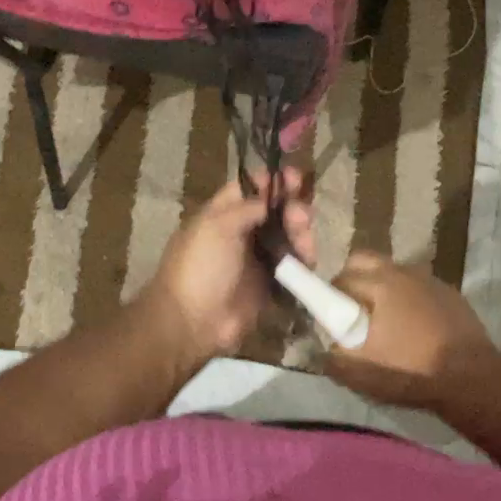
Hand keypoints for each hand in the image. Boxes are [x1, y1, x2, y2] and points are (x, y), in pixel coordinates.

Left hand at [142, 169, 316, 358]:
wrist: (193, 323)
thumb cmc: (200, 267)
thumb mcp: (216, 225)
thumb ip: (247, 205)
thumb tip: (270, 197)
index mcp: (223, 214)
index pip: (252, 188)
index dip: (274, 181)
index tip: (295, 178)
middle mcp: (242, 233)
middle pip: (277, 211)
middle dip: (294, 208)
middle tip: (301, 216)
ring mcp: (257, 260)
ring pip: (290, 237)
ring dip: (302, 234)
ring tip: (305, 245)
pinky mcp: (270, 285)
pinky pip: (294, 267)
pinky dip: (303, 261)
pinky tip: (307, 262)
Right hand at [324, 251, 500, 410]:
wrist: (471, 379)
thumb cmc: (411, 371)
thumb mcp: (361, 374)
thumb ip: (332, 359)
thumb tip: (323, 350)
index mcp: (380, 284)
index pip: (342, 278)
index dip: (330, 297)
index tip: (332, 319)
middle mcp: (404, 272)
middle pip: (366, 261)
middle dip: (353, 279)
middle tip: (354, 312)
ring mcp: (431, 279)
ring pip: (395, 271)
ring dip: (383, 286)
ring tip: (385, 320)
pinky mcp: (451, 293)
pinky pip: (419, 287)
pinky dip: (409, 298)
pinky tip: (414, 326)